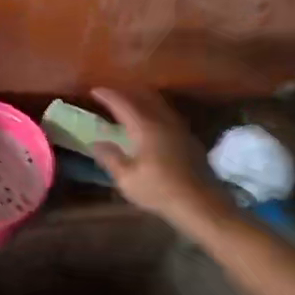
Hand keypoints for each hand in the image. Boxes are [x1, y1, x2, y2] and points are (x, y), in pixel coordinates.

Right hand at [89, 88, 230, 221]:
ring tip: (129, 105)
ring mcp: (180, 129)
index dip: (107, 95)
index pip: (123, 103)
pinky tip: (150, 123)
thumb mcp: (126, 178)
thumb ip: (110, 157)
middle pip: (144, 97)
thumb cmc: (159, 190)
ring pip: (159, 104)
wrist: (201, 203)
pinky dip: (154, 111)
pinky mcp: (189, 139)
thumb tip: (97, 143)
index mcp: (145, 127)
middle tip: (111, 95)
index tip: (94, 90)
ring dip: (142, 100)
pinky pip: (168, 115)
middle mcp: (164, 121)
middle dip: (126, 92)